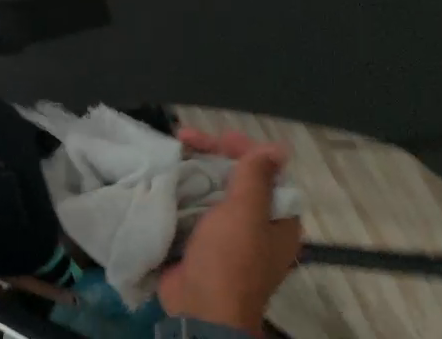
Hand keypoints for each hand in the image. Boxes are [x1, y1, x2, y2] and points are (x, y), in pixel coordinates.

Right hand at [159, 129, 302, 336]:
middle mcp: (256, 225)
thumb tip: (277, 148)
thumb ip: (256, 179)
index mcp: (278, 221)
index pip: (266, 173)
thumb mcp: (244, 215)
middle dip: (210, 154)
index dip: (242, 150)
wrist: (200, 304)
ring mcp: (226, 231)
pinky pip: (192, 202)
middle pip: (236, 177)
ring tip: (167, 150)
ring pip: (212, 187)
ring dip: (191, 167)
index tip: (214, 136)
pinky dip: (179, 185)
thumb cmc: (229, 258)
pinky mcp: (199, 236)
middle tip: (182, 137)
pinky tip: (162, 172)